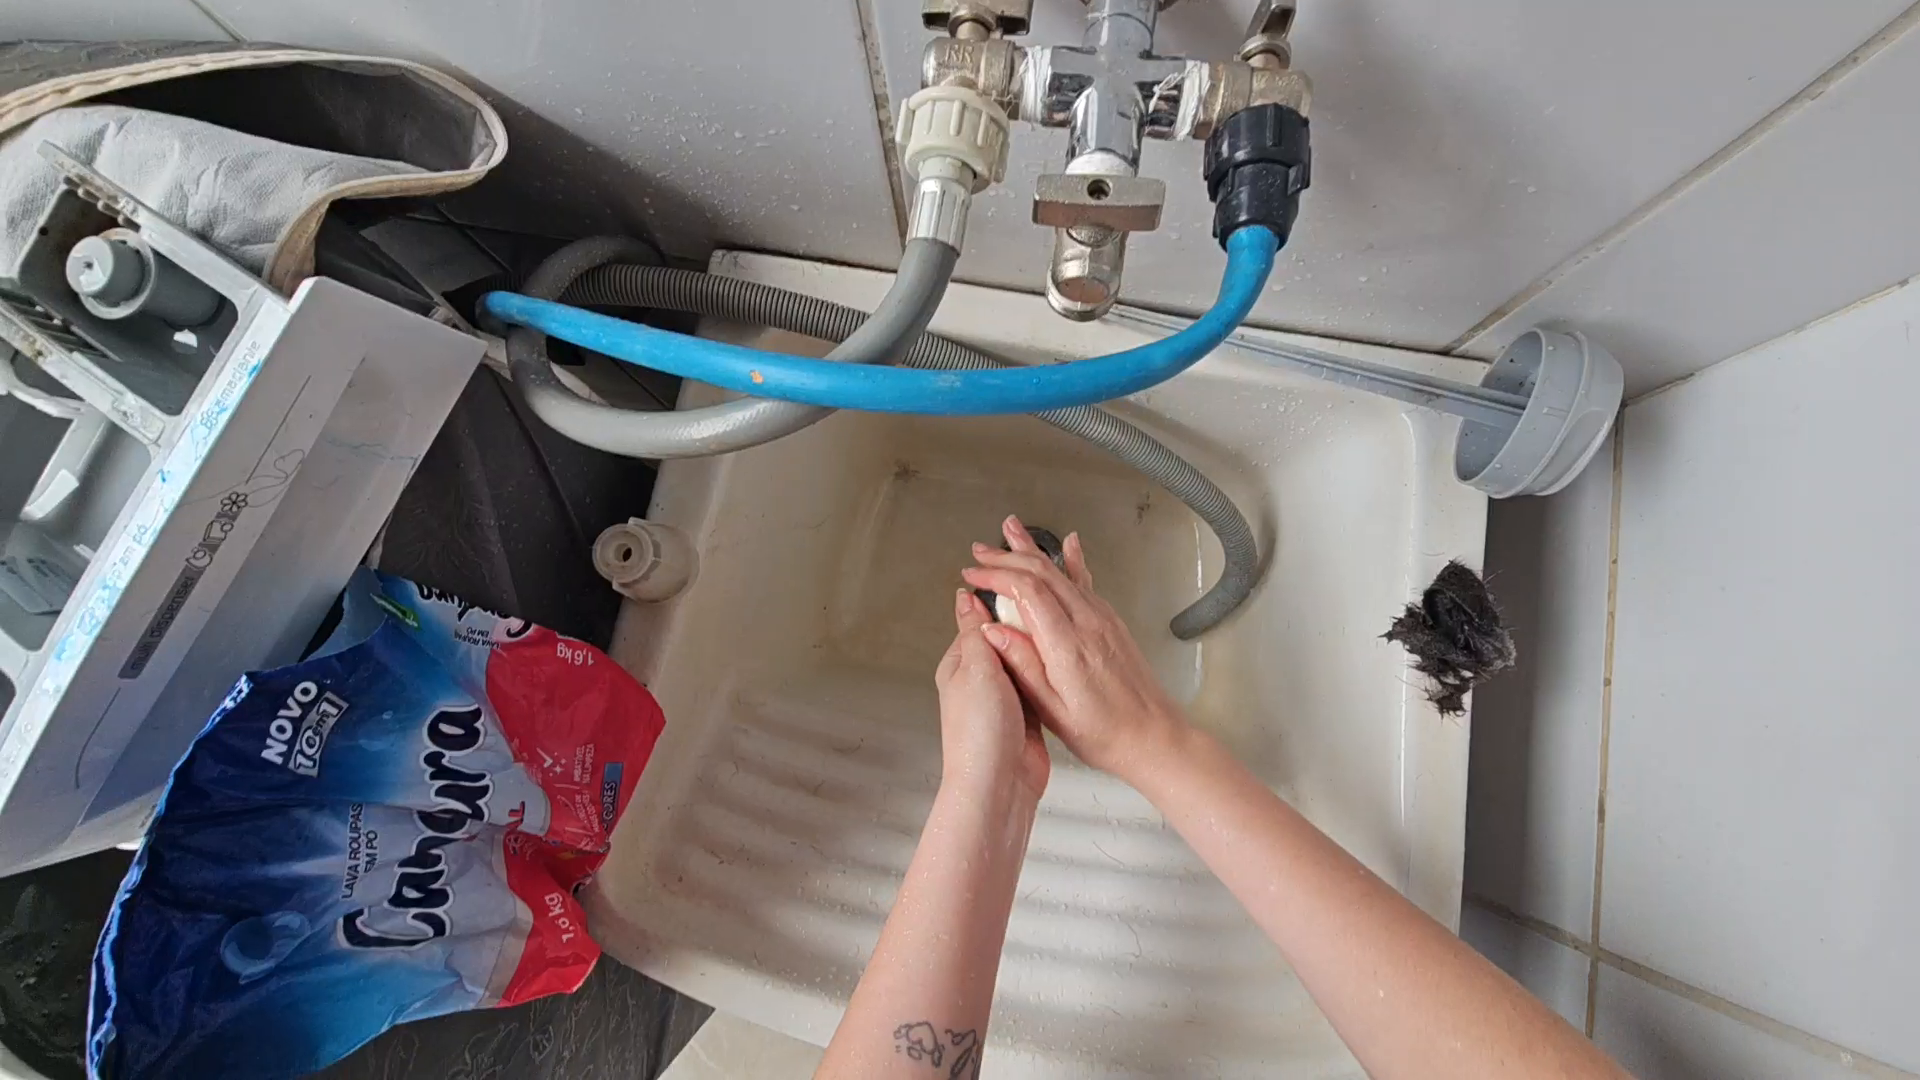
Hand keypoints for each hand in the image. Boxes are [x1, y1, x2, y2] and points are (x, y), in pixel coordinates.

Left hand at [935, 587, 1049, 801]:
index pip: (979, 621)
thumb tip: (966, 598)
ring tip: (1059, 630)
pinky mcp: (1026, 713)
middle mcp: (980, 679)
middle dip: (1022, 627)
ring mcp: (1004, 697)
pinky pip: (1038, 684)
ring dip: (1036, 650)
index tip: (1021, 587)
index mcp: (959, 664)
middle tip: (1048, 608)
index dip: (999, 603)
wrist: (1000, 782)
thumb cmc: (979, 731)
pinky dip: (1047, 674)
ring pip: (1024, 660)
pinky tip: (1061, 662)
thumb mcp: (976, 667)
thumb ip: (976, 631)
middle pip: (1005, 639)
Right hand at [961, 516, 1190, 783]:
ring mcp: (1103, 619)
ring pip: (1063, 572)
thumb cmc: (1104, 733)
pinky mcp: (1111, 622)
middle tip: (979, 550)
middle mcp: (1088, 623)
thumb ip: (1022, 665)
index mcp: (1068, 645)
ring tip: (1010, 530)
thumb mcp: (1052, 710)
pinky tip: (1069, 544)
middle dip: (1007, 555)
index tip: (973, 574)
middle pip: (1043, 572)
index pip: (1028, 591)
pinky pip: (1086, 582)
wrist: (1155, 737)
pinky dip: (1071, 561)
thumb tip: (990, 630)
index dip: (997, 575)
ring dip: (1032, 550)